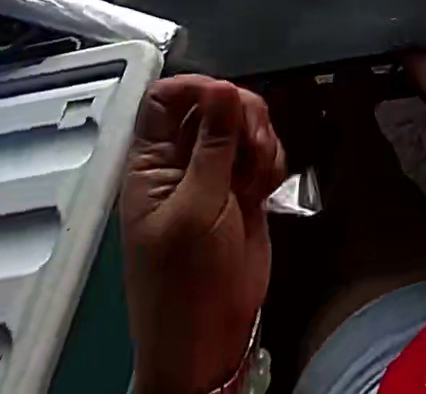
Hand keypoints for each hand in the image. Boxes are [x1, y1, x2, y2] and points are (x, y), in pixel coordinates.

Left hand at [122, 77, 285, 393]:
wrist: (211, 337)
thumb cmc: (185, 282)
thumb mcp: (197, 210)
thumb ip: (214, 145)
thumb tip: (222, 87)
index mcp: (153, 164)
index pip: (166, 99)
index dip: (197, 89)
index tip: (229, 100)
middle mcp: (183, 161)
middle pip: (215, 104)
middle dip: (242, 115)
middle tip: (254, 142)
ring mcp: (216, 173)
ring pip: (245, 124)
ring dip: (261, 140)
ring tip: (259, 174)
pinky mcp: (244, 186)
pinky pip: (264, 150)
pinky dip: (272, 160)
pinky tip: (267, 186)